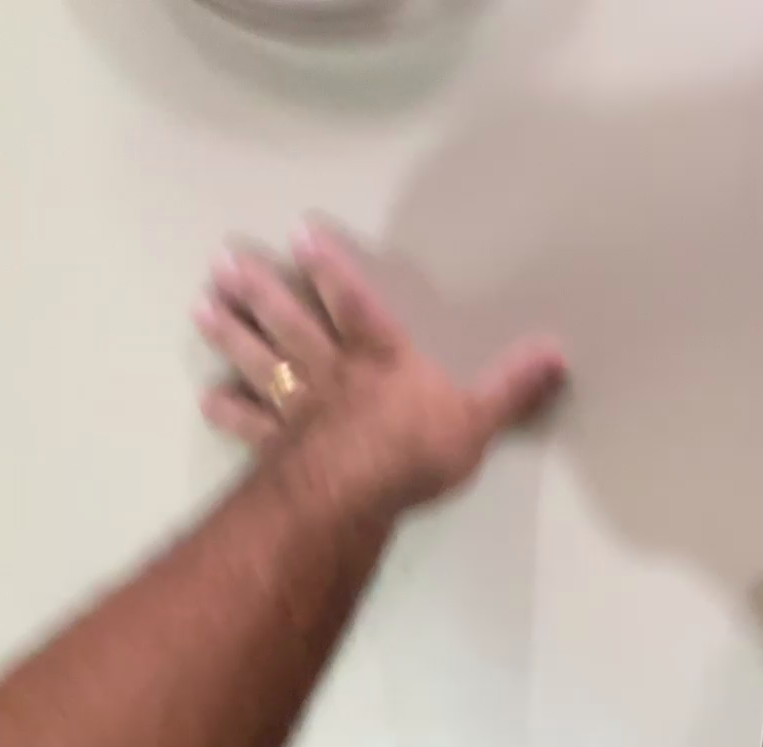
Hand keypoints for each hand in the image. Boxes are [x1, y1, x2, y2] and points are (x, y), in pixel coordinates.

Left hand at [193, 224, 566, 508]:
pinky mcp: (279, 446)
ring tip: (204, 307)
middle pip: (293, 325)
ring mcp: (299, 409)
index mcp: (382, 361)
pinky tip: (209, 397)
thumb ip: (514, 386)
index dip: (330, 271)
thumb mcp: (480, 418)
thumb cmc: (417, 452)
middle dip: (262, 294)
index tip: (300, 235)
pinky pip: (249, 423)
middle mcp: (334, 374)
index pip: (355, 306)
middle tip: (225, 264)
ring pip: (261, 363)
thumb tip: (557, 352)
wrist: (357, 495)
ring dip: (233, 336)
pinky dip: (229, 410)